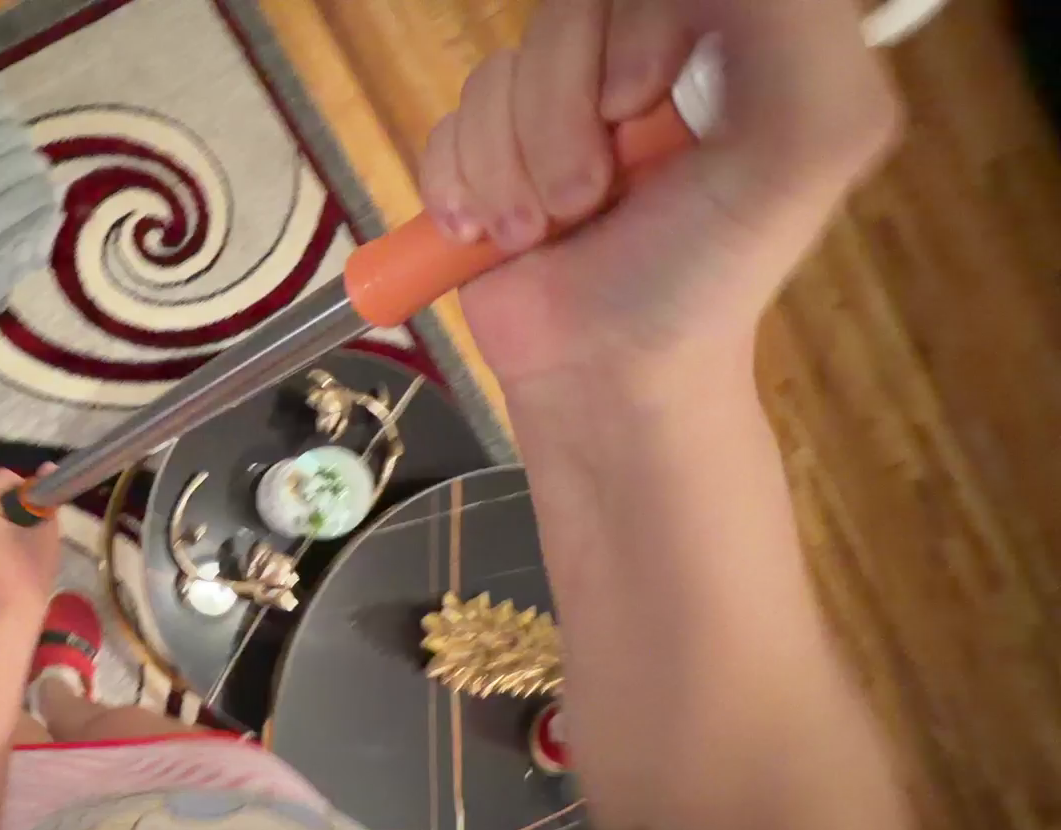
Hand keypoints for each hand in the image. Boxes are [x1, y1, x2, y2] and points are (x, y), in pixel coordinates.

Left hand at [0, 468, 59, 617]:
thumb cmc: (31, 567)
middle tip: (32, 524)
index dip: (27, 489)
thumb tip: (49, 466)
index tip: (40, 509)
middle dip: (11, 503)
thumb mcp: (45, 528)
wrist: (14, 611)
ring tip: (14, 537)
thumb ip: (45, 496)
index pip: (4, 479)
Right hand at [417, 0, 900, 393]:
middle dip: (556, 123)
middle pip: (556, 20)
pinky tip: (483, 239)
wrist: (600, 370)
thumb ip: (791, 21)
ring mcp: (538, 126)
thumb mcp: (811, 137)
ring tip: (535, 236)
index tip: (636, 105)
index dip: (627, 28)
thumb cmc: (700, 274)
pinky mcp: (476, 174)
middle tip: (584, 201)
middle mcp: (616, 73)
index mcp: (706, 45)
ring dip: (505, 173)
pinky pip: (442, 138)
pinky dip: (455, 193)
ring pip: (491, 85)